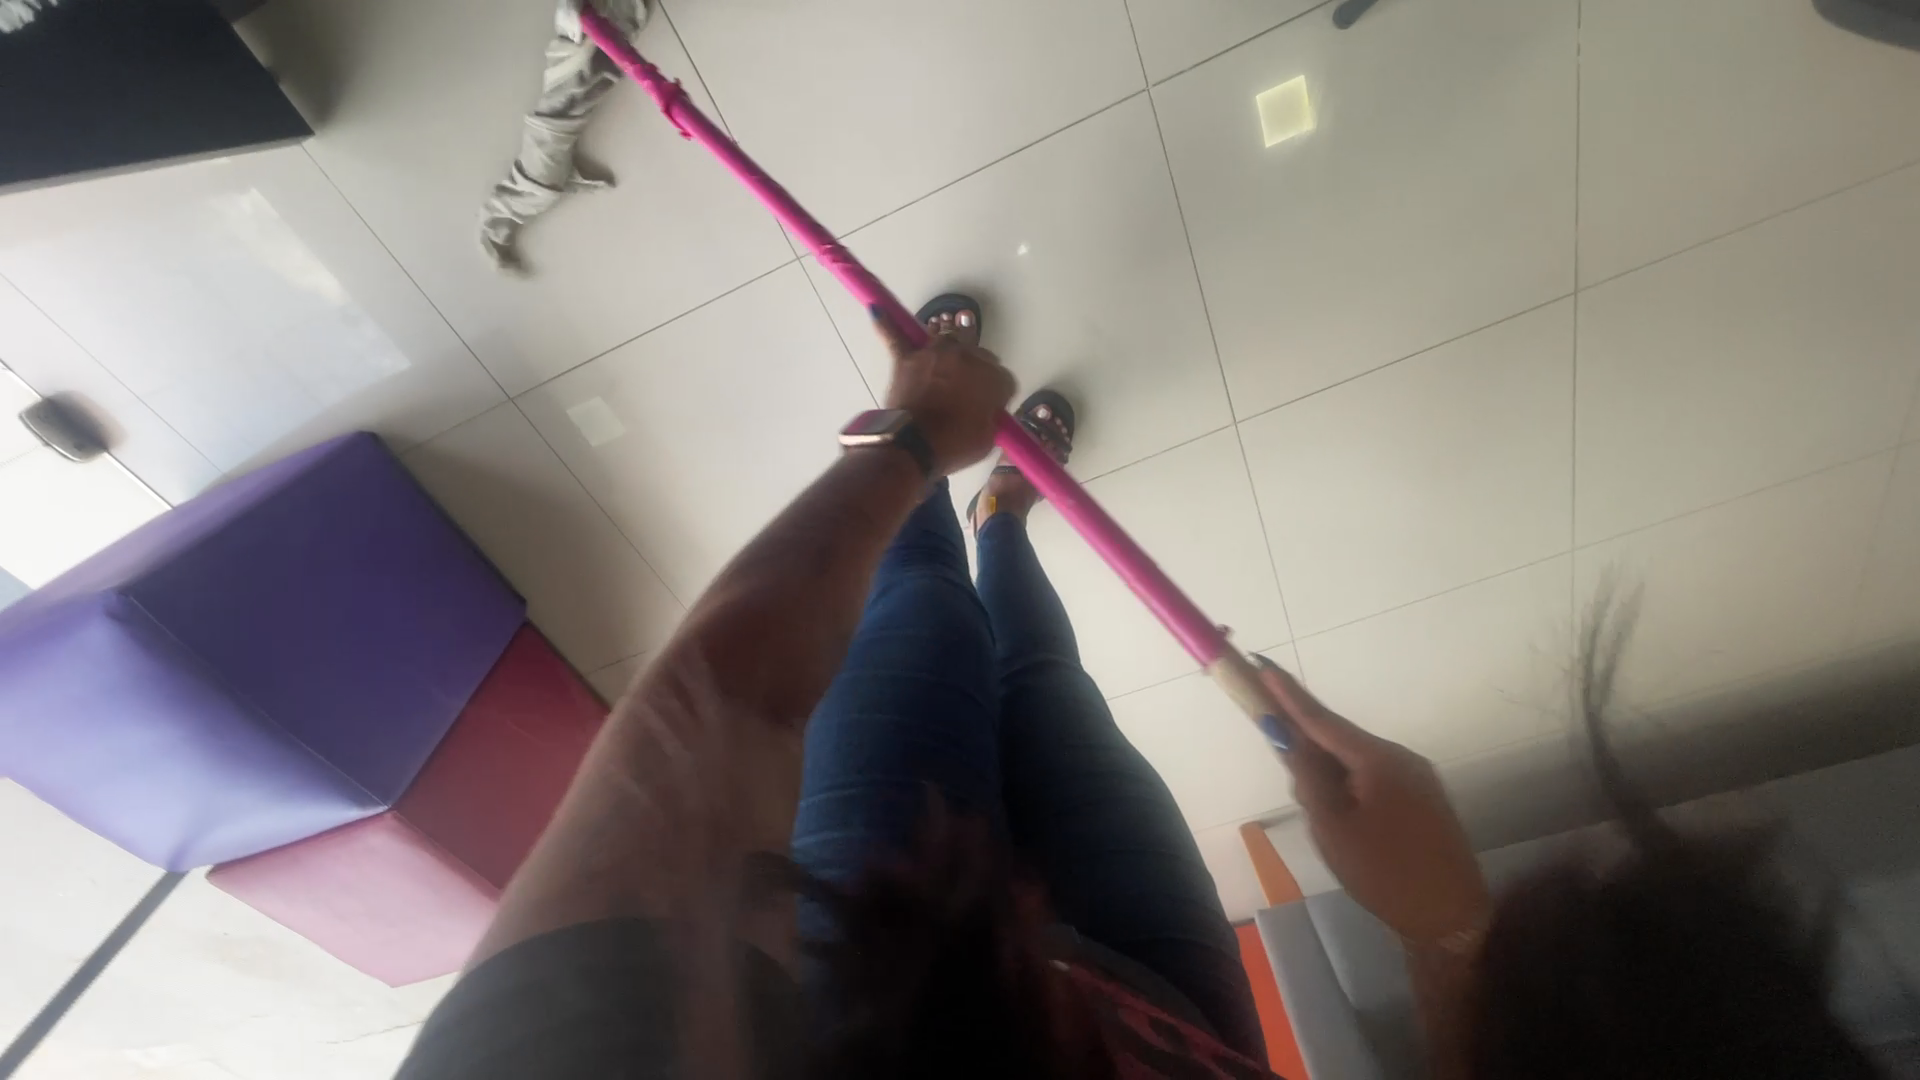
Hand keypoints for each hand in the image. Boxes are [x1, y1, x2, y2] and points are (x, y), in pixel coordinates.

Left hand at [873, 310, 1014, 476]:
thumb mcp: (988, 436)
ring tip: (947, 354)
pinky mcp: (906, 359)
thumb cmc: (955, 444)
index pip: (1002, 377)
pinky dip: (886, 324)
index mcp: (991, 375)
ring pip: (946, 338)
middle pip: (977, 353)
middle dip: (977, 369)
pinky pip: (895, 336)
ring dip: (949, 345)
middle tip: (967, 392)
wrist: (913, 446)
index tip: (990, 407)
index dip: (997, 393)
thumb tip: (987, 406)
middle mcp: (965, 355)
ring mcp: (933, 353)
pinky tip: (877, 310)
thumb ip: (991, 413)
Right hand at [1256, 658, 1489, 945]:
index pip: (1320, 718)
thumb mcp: (1331, 826)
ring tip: (1326, 822)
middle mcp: (1400, 758)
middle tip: (1295, 785)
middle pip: (1336, 739)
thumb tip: (1284, 734)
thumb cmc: (1383, 873)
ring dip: (1327, 777)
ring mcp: (1416, 777)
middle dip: (1306, 751)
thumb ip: (1306, 775)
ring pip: (1353, 761)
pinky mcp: (1422, 798)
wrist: (1453, 923)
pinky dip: (1347, 787)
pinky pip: (1372, 778)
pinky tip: (1345, 820)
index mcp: (1378, 760)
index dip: (1286, 693)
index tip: (1261, 663)